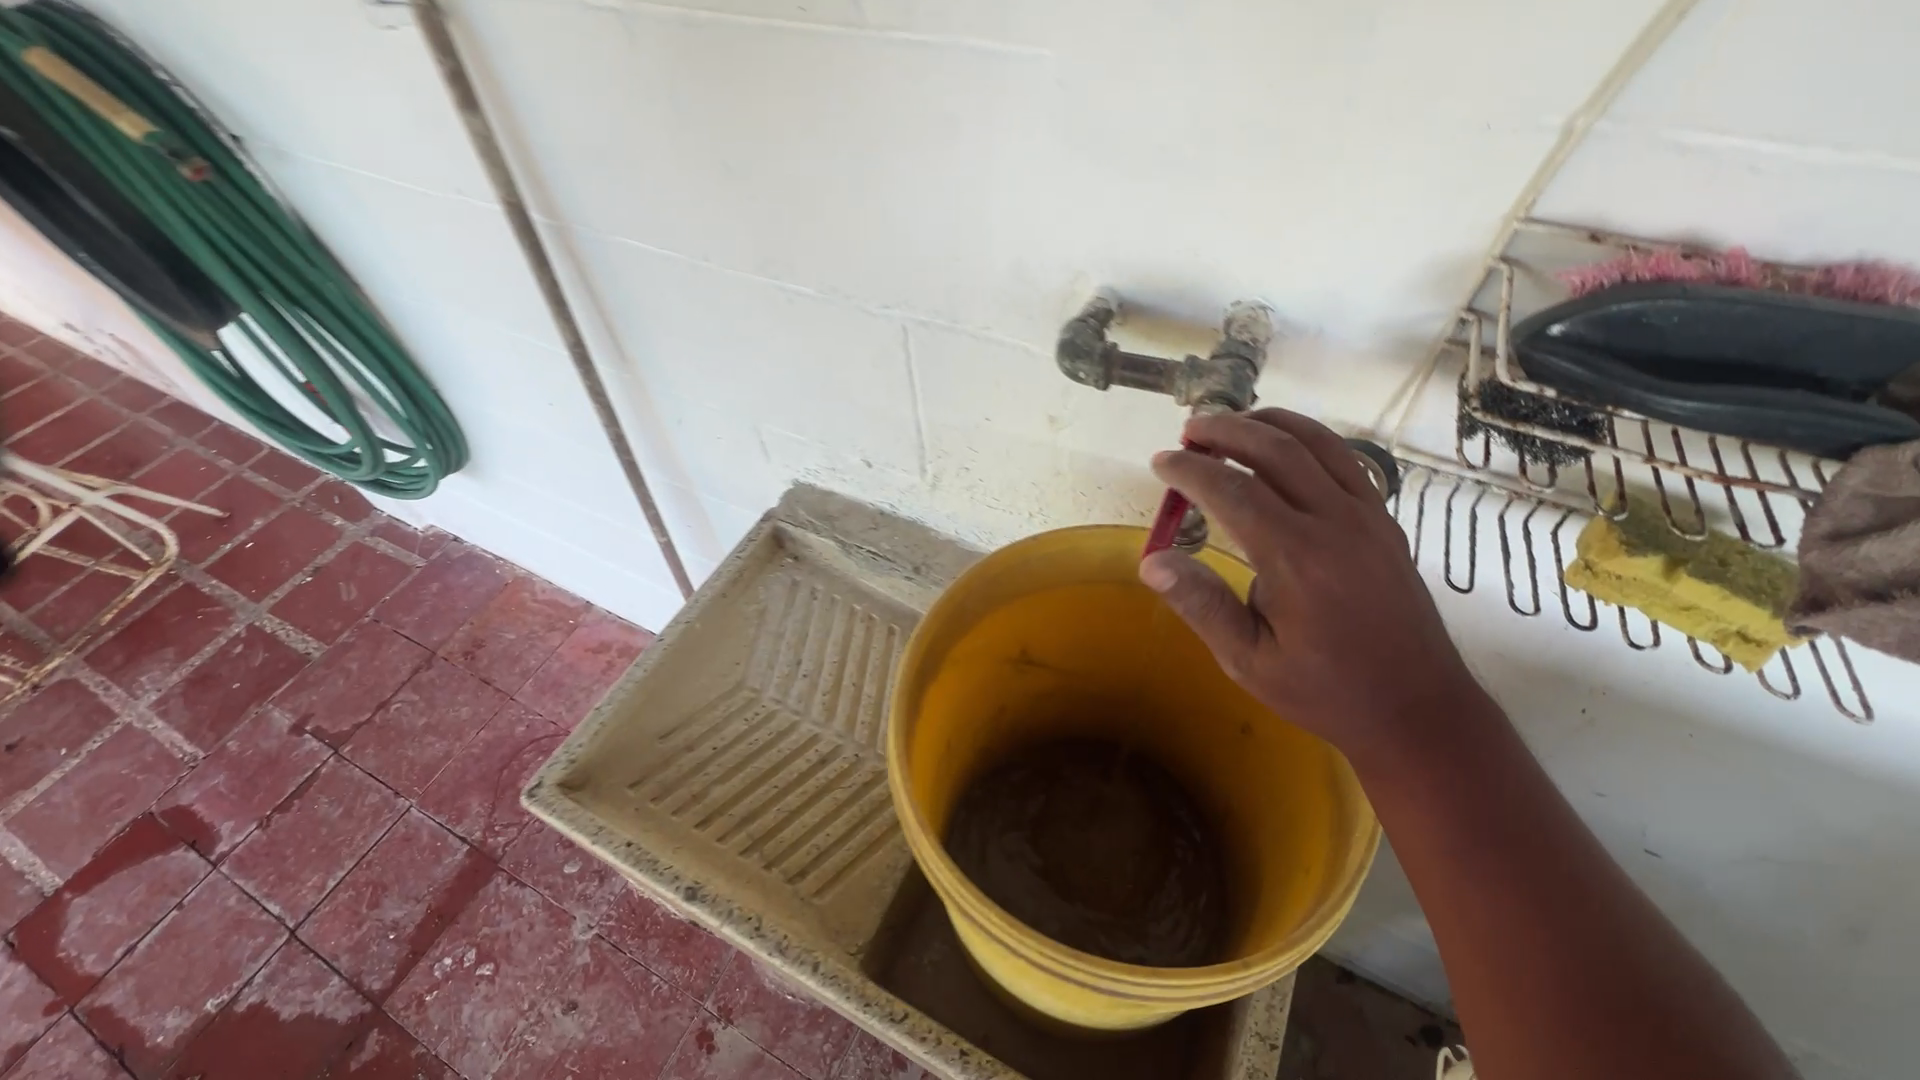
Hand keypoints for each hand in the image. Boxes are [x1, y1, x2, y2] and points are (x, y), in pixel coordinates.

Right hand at [1141, 409, 1485, 762]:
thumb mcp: (1249, 661)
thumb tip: (1152, 562)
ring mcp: (1368, 517)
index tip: (1160, 462)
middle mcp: (1335, 523)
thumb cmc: (1324, 690)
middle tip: (1188, 431)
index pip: (1232, 490)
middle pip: (1275, 449)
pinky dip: (1307, 440)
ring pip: (1316, 443)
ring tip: (1230, 424)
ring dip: (1268, 424)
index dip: (1190, 470)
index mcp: (1296, 558)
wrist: (1415, 706)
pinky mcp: (1385, 521)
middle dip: (1225, 431)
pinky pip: (1344, 460)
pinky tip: (1285, 448)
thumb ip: (1202, 604)